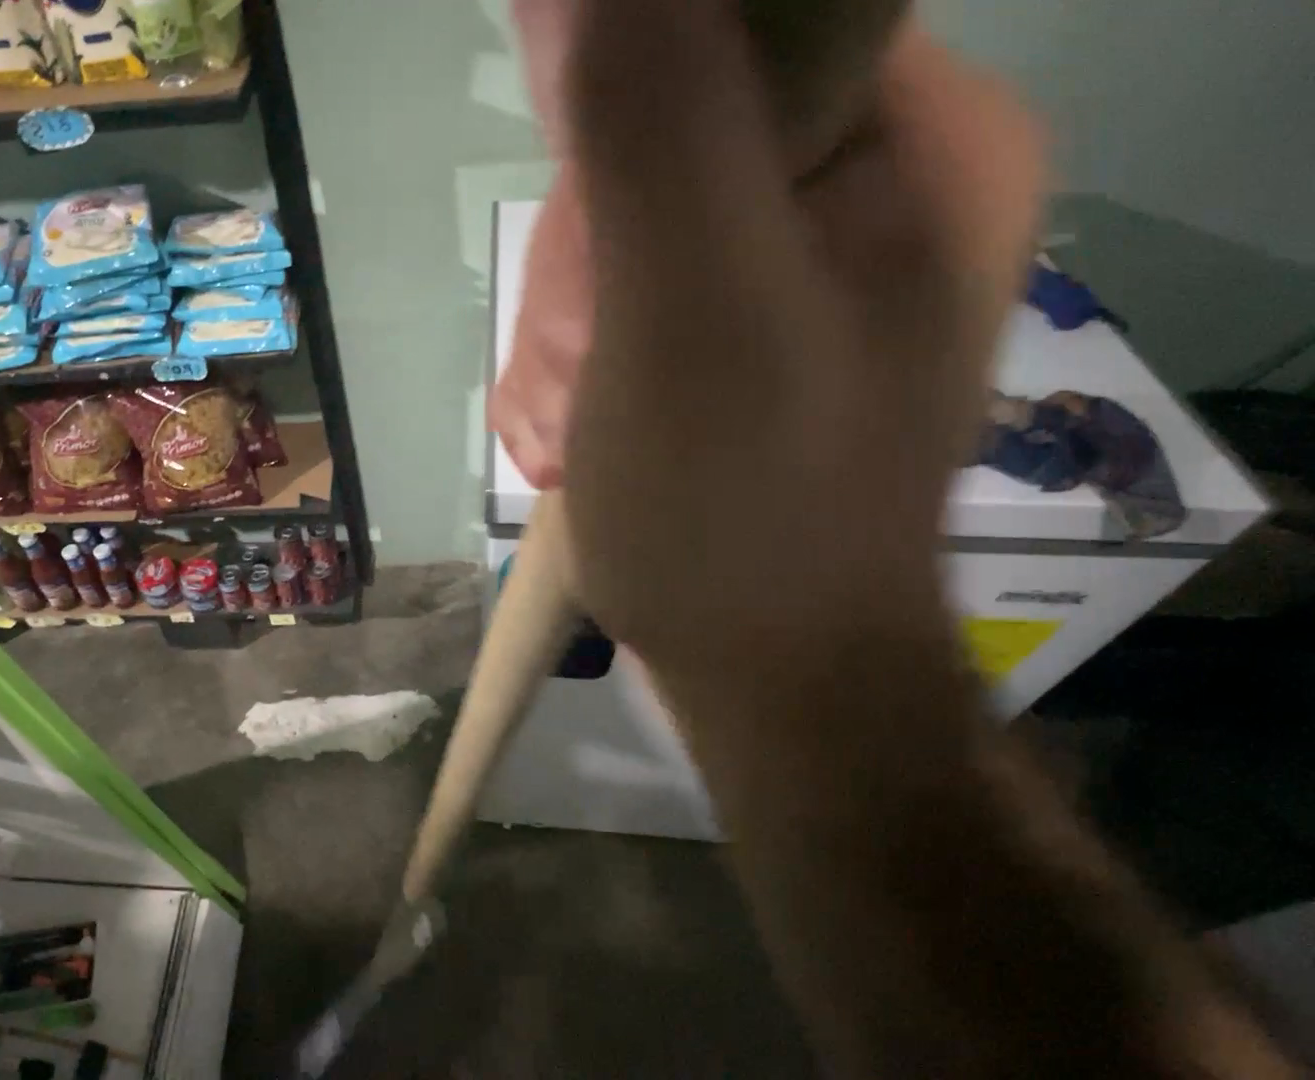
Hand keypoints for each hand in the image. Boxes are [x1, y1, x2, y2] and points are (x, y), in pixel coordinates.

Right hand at [553, 6, 1043, 673]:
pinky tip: (572, 432)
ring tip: (575, 422)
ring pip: (615, 221)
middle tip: (589, 364)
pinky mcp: (731, 324)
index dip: (628, 111)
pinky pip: (614, 291)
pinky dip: (570, 361)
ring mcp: (792, 262)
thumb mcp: (688, 311)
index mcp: (910, 141)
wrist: (769, 676)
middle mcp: (867, 185)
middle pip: (660, 129)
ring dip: (564, 324)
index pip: (736, 24)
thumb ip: (651, 121)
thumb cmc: (739, 513)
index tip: (600, 241)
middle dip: (585, 258)